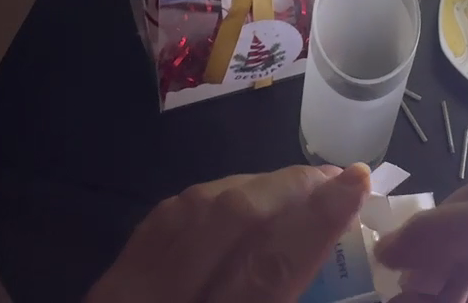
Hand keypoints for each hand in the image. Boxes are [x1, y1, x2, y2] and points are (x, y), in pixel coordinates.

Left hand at [86, 163, 371, 302]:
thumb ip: (283, 296)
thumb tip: (320, 262)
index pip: (268, 273)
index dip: (316, 222)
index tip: (357, 180)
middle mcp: (163, 302)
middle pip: (229, 223)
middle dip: (289, 188)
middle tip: (337, 176)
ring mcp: (126, 288)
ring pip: (196, 208)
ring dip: (255, 186)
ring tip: (299, 182)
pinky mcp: (109, 277)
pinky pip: (167, 217)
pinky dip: (212, 199)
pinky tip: (240, 197)